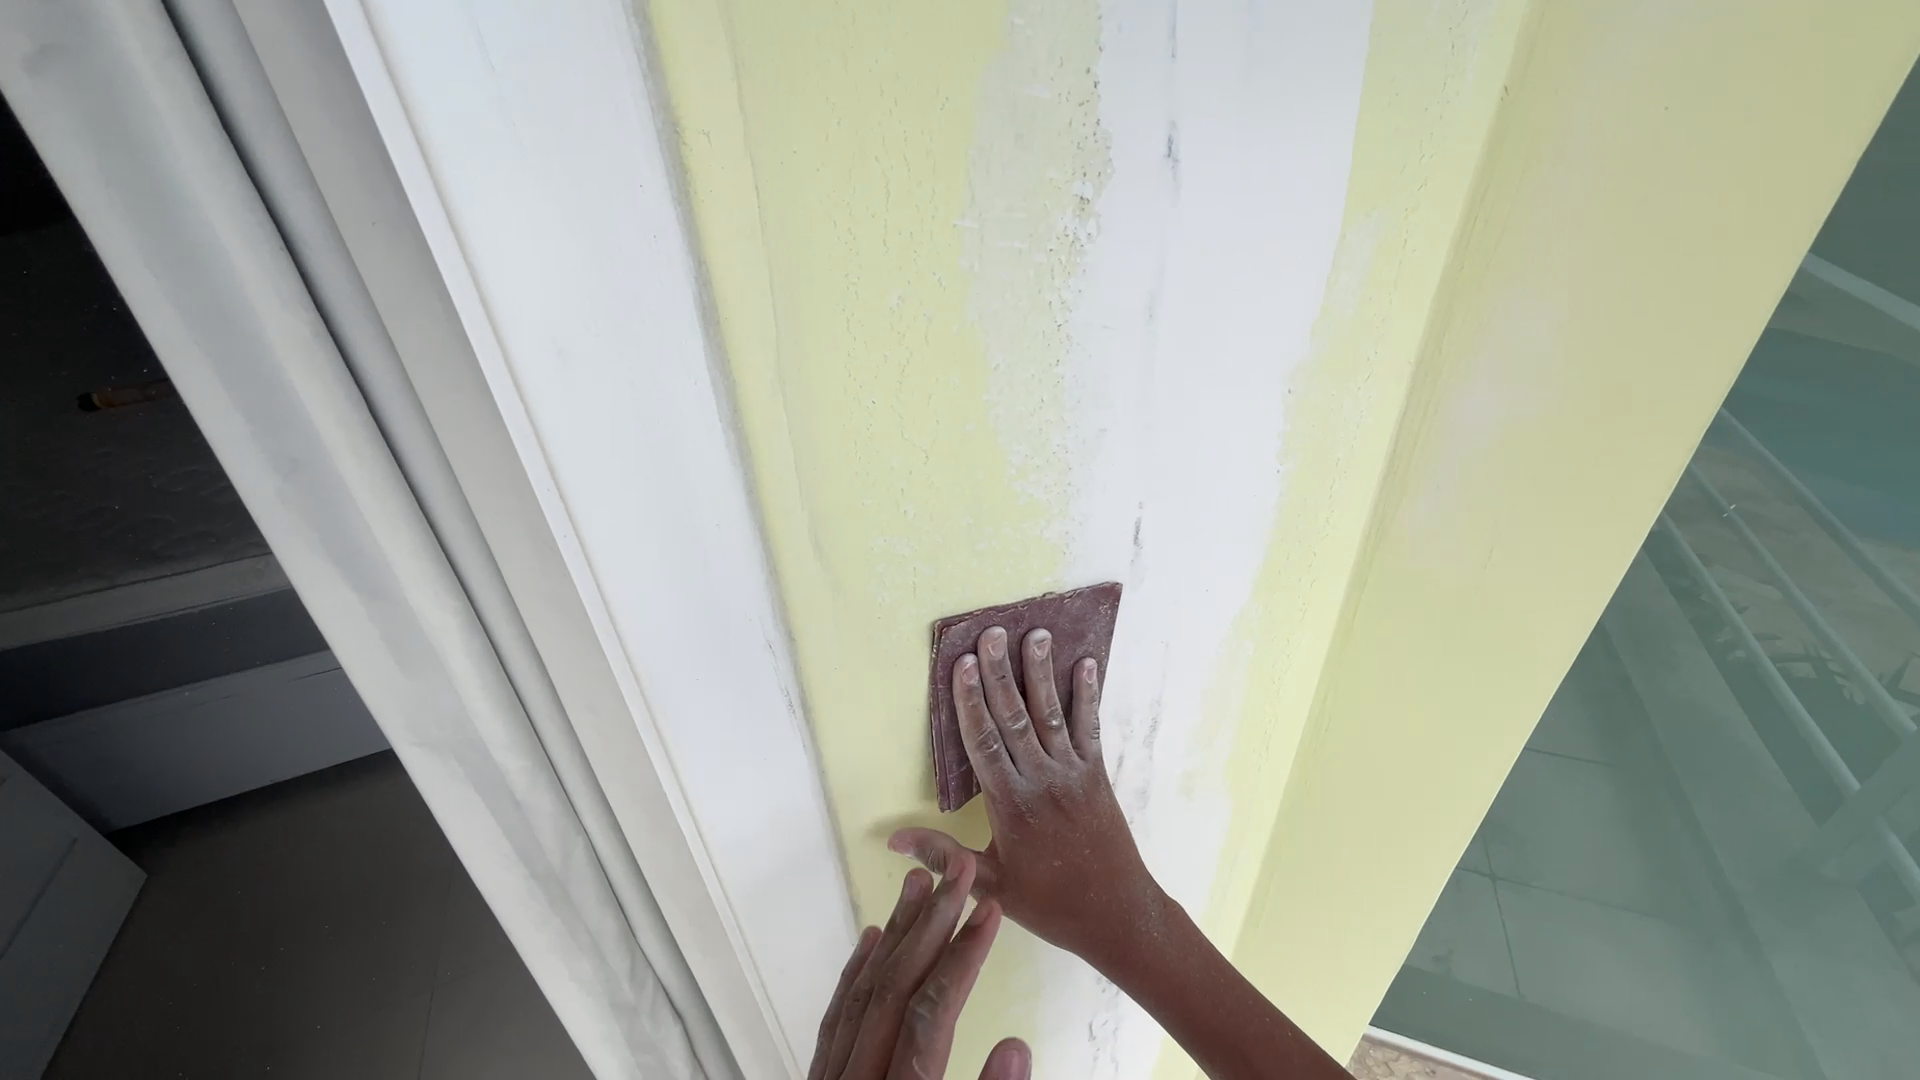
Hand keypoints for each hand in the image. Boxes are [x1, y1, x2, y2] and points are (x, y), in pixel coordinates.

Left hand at [809, 856, 1029, 1079]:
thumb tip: (1016, 1045)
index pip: (931, 1016)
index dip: (963, 959)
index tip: (991, 910)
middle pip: (895, 991)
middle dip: (932, 925)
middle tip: (960, 870)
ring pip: (863, 995)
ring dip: (896, 934)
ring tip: (921, 882)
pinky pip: (835, 1018)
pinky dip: (856, 972)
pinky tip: (873, 937)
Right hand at [891, 626, 1164, 966]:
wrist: (1116, 914)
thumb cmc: (1048, 902)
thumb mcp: (989, 884)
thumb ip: (944, 856)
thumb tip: (895, 838)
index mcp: (1011, 804)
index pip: (984, 744)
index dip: (971, 702)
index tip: (963, 665)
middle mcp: (1041, 780)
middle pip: (1015, 718)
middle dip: (1001, 674)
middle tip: (992, 634)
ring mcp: (1072, 772)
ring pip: (1051, 715)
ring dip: (1042, 673)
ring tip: (1037, 633)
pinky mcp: (1097, 773)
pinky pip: (1089, 727)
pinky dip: (1087, 695)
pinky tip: (1086, 663)